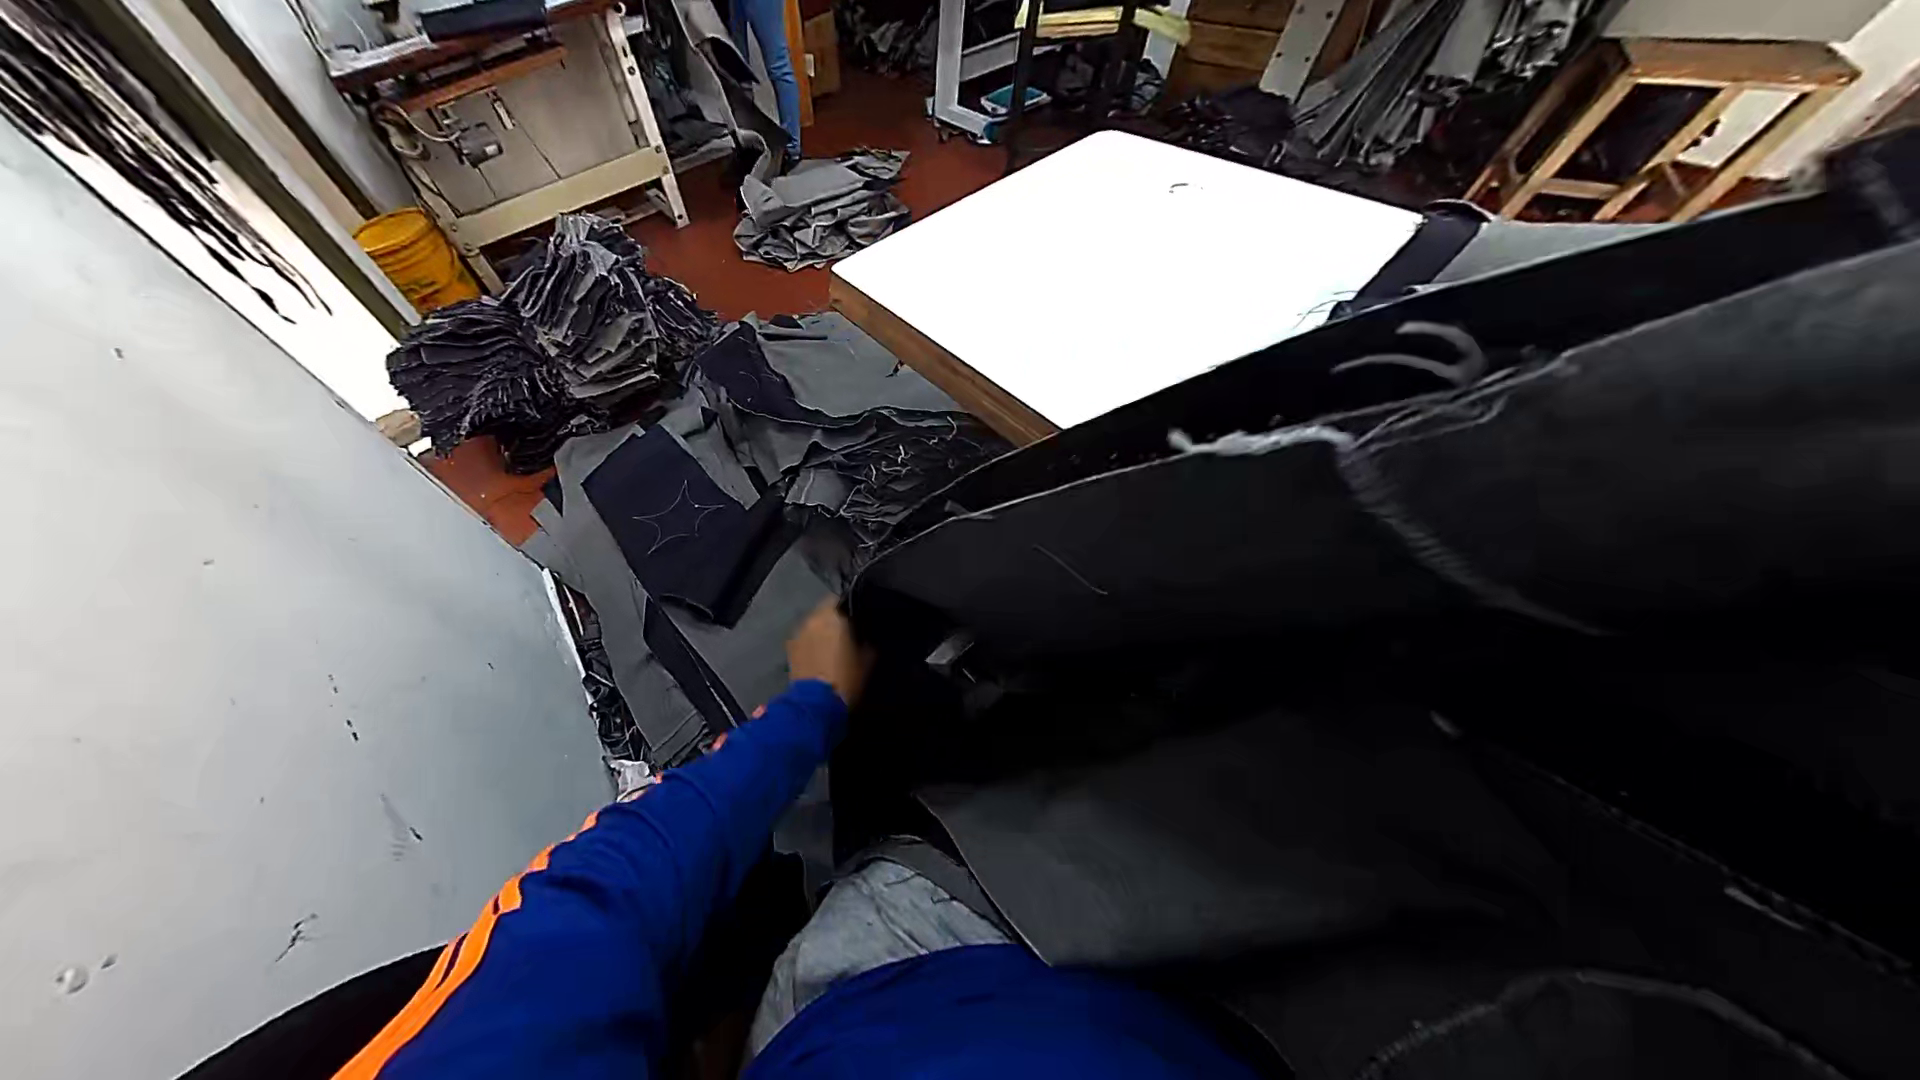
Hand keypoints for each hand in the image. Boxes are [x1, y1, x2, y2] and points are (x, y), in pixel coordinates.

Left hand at [786, 597, 873, 707]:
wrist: (815, 704)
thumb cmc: (846, 677)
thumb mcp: (867, 658)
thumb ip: (865, 640)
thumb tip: (864, 634)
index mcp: (831, 616)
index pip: (839, 598)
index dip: (848, 605)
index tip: (856, 616)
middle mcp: (811, 619)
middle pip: (824, 611)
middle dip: (833, 618)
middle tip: (846, 631)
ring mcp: (797, 634)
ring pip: (812, 625)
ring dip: (820, 630)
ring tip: (831, 645)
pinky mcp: (789, 650)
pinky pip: (804, 639)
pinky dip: (811, 643)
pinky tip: (818, 655)